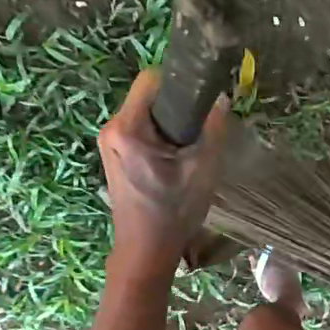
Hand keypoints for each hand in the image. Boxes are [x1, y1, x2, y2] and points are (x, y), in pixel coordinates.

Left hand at [97, 68, 231, 271]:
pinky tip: (175, 160)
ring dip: (169, 125)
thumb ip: (214, 128)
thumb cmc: (173, 211)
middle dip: (176, 108)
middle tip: (199, 131)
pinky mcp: (113, 156)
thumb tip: (221, 98)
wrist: (146, 250)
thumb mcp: (203, 168)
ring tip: (189, 148)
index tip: (202, 102)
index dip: (180, 85)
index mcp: (127, 127)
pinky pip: (139, 131)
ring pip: (145, 115)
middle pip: (148, 97)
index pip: (152, 79)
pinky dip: (158, 138)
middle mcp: (111, 129)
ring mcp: (109, 143)